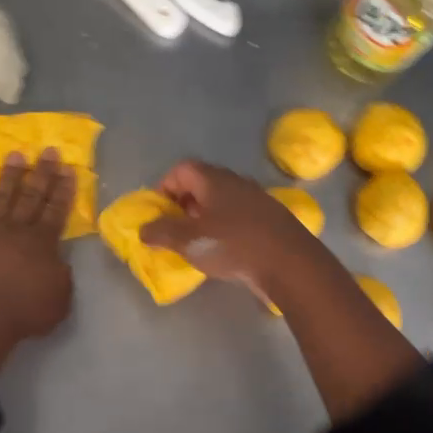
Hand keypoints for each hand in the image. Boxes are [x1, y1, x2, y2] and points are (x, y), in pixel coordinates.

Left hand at [0, 149, 75, 374]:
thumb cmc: (26, 312)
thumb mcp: (60, 298)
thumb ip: (61, 276)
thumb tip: (57, 262)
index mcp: (43, 242)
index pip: (57, 209)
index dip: (64, 189)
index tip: (68, 169)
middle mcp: (17, 230)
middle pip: (31, 196)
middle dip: (42, 172)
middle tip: (48, 151)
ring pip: (1, 198)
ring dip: (9, 176)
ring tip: (15, 156)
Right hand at [138, 160, 322, 297]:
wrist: (289, 263)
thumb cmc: (233, 245)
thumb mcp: (188, 240)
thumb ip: (161, 232)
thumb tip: (143, 229)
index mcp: (214, 180)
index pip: (182, 169)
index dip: (164, 187)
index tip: (158, 213)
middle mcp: (236, 183)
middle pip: (202, 184)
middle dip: (183, 204)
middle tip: (174, 229)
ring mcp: (256, 200)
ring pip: (221, 201)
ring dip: (204, 218)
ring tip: (197, 242)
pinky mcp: (270, 220)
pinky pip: (238, 217)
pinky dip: (224, 228)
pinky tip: (224, 251)